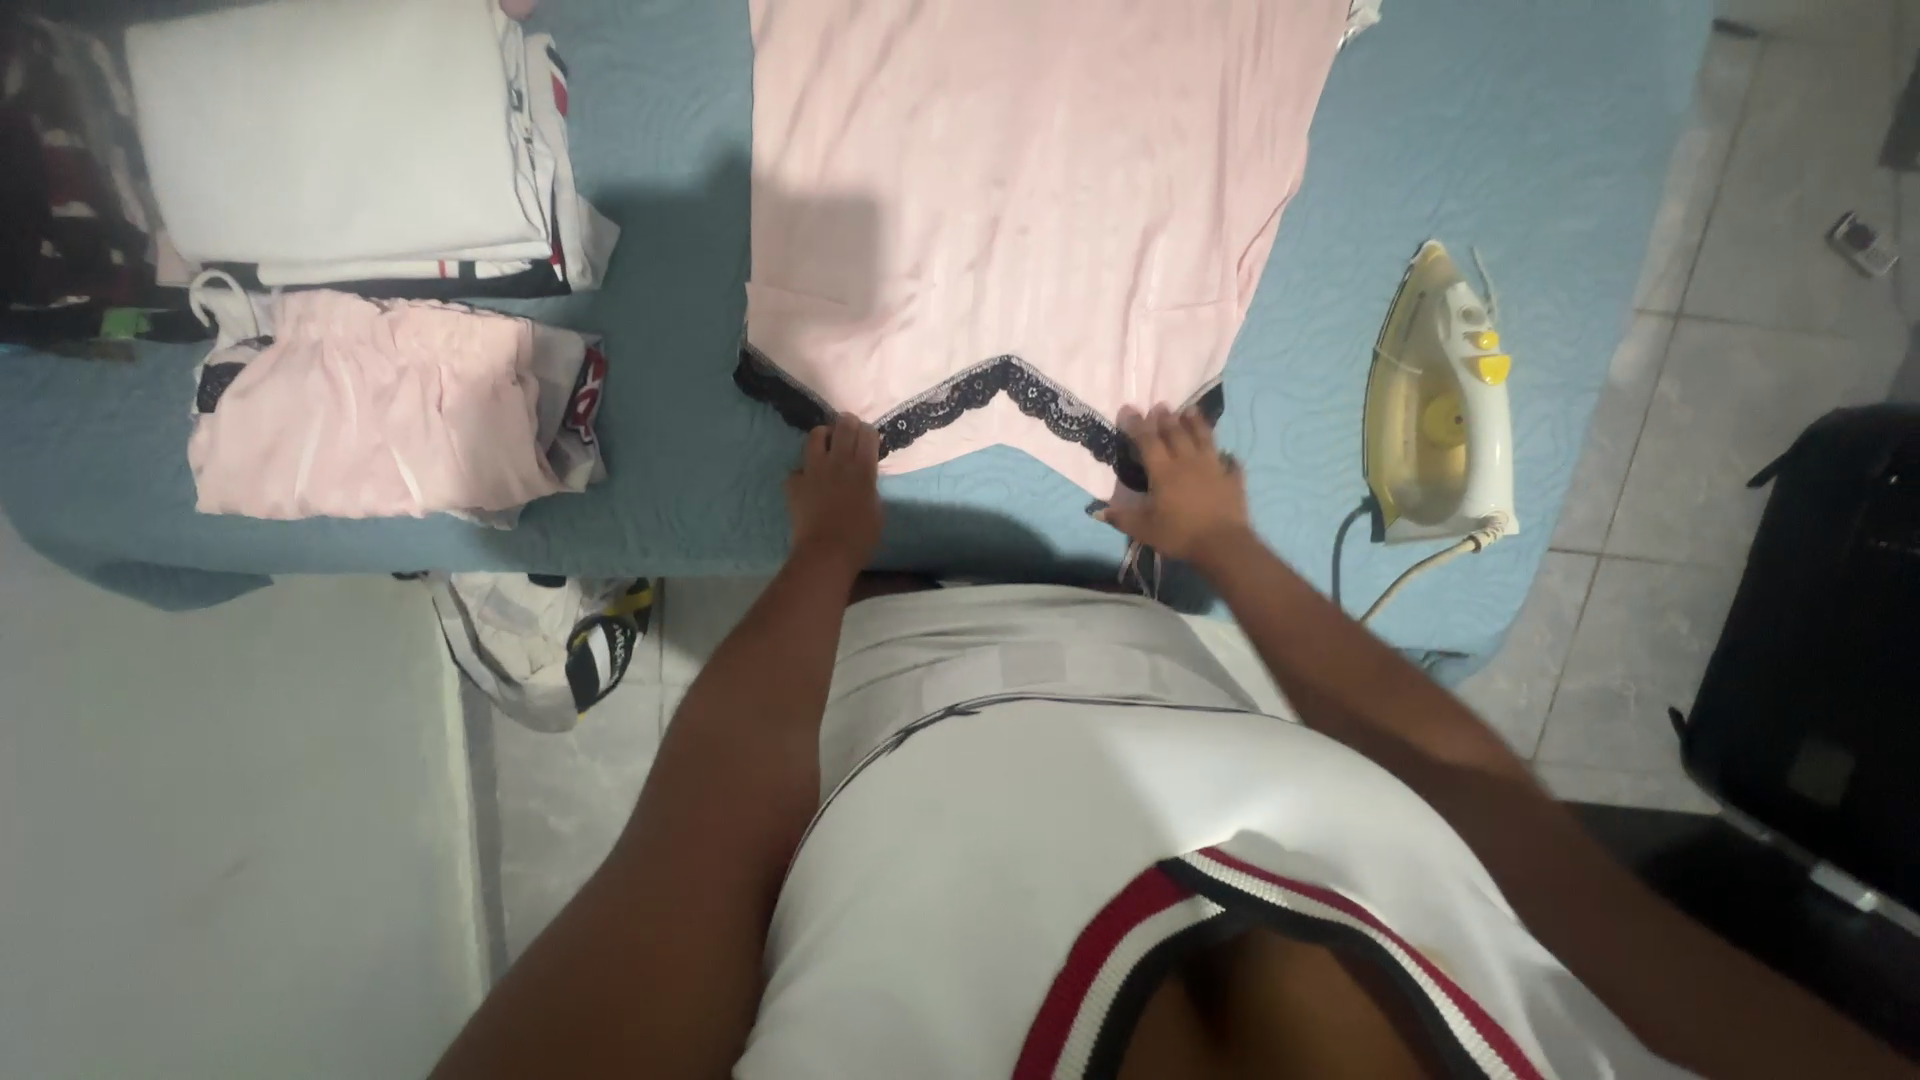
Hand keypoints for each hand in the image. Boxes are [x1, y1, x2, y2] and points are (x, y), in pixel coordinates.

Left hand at [786, 413, 882, 573]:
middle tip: (849, 429)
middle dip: (848, 423)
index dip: (868, 433)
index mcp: (863, 469)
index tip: (868, 438)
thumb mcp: (876, 509)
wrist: (826, 552)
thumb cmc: (860, 537)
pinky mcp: (794, 482)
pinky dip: (804, 472)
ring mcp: (813, 469)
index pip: (867, 434)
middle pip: (843, 425)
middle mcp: (838, 462)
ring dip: (824, 436)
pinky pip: (798, 468)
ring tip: (827, 445)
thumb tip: (863, 478)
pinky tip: (809, 483)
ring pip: (816, 435)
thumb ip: (870, 487)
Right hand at [1096, 405, 1250, 560]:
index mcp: (1164, 471)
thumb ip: (1121, 518)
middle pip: (1176, 433)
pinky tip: (1228, 455)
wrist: (1222, 544)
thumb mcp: (1143, 529)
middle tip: (1160, 405)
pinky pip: (1230, 464)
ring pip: (1204, 439)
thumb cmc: (1179, 534)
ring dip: (1196, 424)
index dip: (1137, 424)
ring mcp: (1214, 468)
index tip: (1129, 409)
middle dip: (1166, 418)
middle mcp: (1188, 462)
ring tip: (1191, 411)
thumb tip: (1097, 512)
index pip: (1147, 441)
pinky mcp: (1232, 480)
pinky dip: (1227, 458)